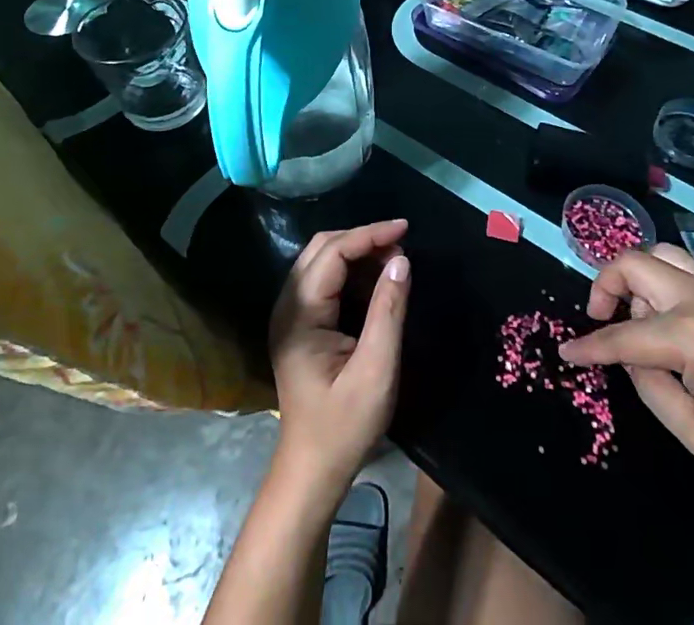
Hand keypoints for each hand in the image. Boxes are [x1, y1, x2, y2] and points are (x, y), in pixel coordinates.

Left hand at [269, 219, 410, 484]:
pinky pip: (324, 283)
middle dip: (361, 239)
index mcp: (300, 315)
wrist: (313, 467)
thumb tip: (401, 260)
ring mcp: (290, 315)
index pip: (331, 254)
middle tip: (402, 244)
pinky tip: (377, 279)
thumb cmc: (345, 424)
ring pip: (321, 263)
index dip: (368, 235)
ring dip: (356, 254)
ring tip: (395, 258)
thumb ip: (388, 311)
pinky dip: (350, 272)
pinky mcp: (300, 326)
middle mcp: (288, 306)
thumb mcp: (376, 369)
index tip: (405, 228)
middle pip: (321, 250)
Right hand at [559, 245, 693, 506]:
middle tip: (600, 321)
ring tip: (635, 316)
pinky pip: (687, 267)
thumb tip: (632, 363)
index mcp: (692, 334)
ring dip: (636, 277)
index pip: (623, 336)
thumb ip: (654, 392)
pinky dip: (663, 279)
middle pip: (634, 263)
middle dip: (604, 285)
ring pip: (661, 254)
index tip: (565, 356)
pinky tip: (668, 316)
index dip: (588, 347)